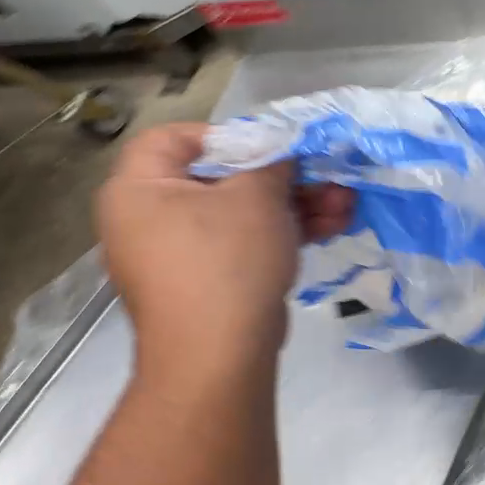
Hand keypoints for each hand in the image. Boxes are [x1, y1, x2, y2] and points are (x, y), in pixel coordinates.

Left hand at [97, 123, 353, 374]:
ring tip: (345, 205)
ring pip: (242, 211)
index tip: (274, 146)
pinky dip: (284, 230)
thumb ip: (272, 162)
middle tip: (327, 176)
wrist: (218, 350)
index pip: (172, 138)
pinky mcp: (207, 277)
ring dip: (296, 203)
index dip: (226, 134)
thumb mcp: (257, 196)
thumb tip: (284, 150)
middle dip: (284, 176)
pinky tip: (332, 227)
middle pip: (221, 177)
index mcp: (139, 190)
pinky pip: (245, 240)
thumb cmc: (227, 259)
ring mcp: (178, 251)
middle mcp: (149, 217)